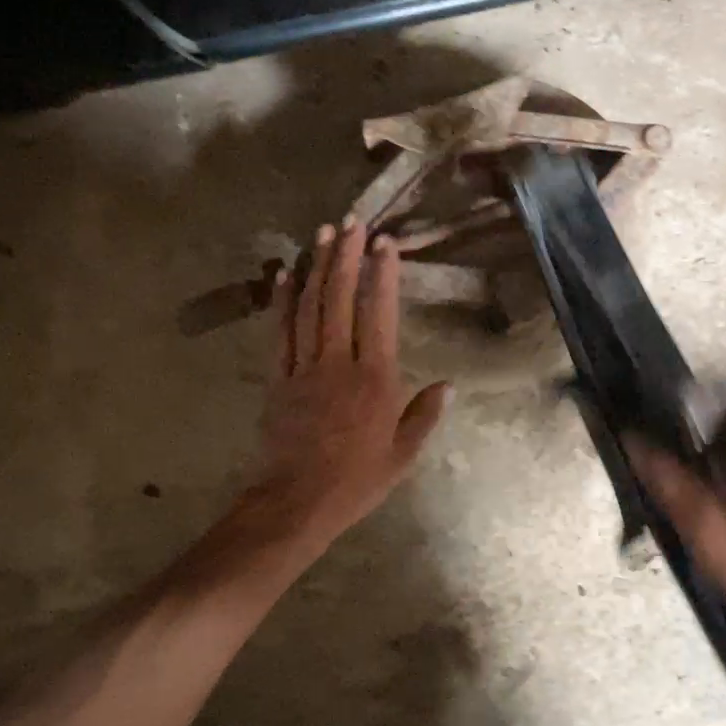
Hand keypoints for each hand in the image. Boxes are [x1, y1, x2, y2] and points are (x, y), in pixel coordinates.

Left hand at [248, 221, 451, 537]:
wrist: (295, 503)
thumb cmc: (356, 481)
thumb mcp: (402, 455)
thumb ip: (424, 416)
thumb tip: (448, 384)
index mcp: (375, 380)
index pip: (379, 314)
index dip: (382, 275)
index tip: (385, 243)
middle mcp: (339, 363)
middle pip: (341, 299)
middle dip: (346, 257)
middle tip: (352, 221)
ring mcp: (304, 368)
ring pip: (310, 308)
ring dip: (316, 267)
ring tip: (323, 233)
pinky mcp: (278, 378)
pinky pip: (280, 332)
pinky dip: (282, 300)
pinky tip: (285, 275)